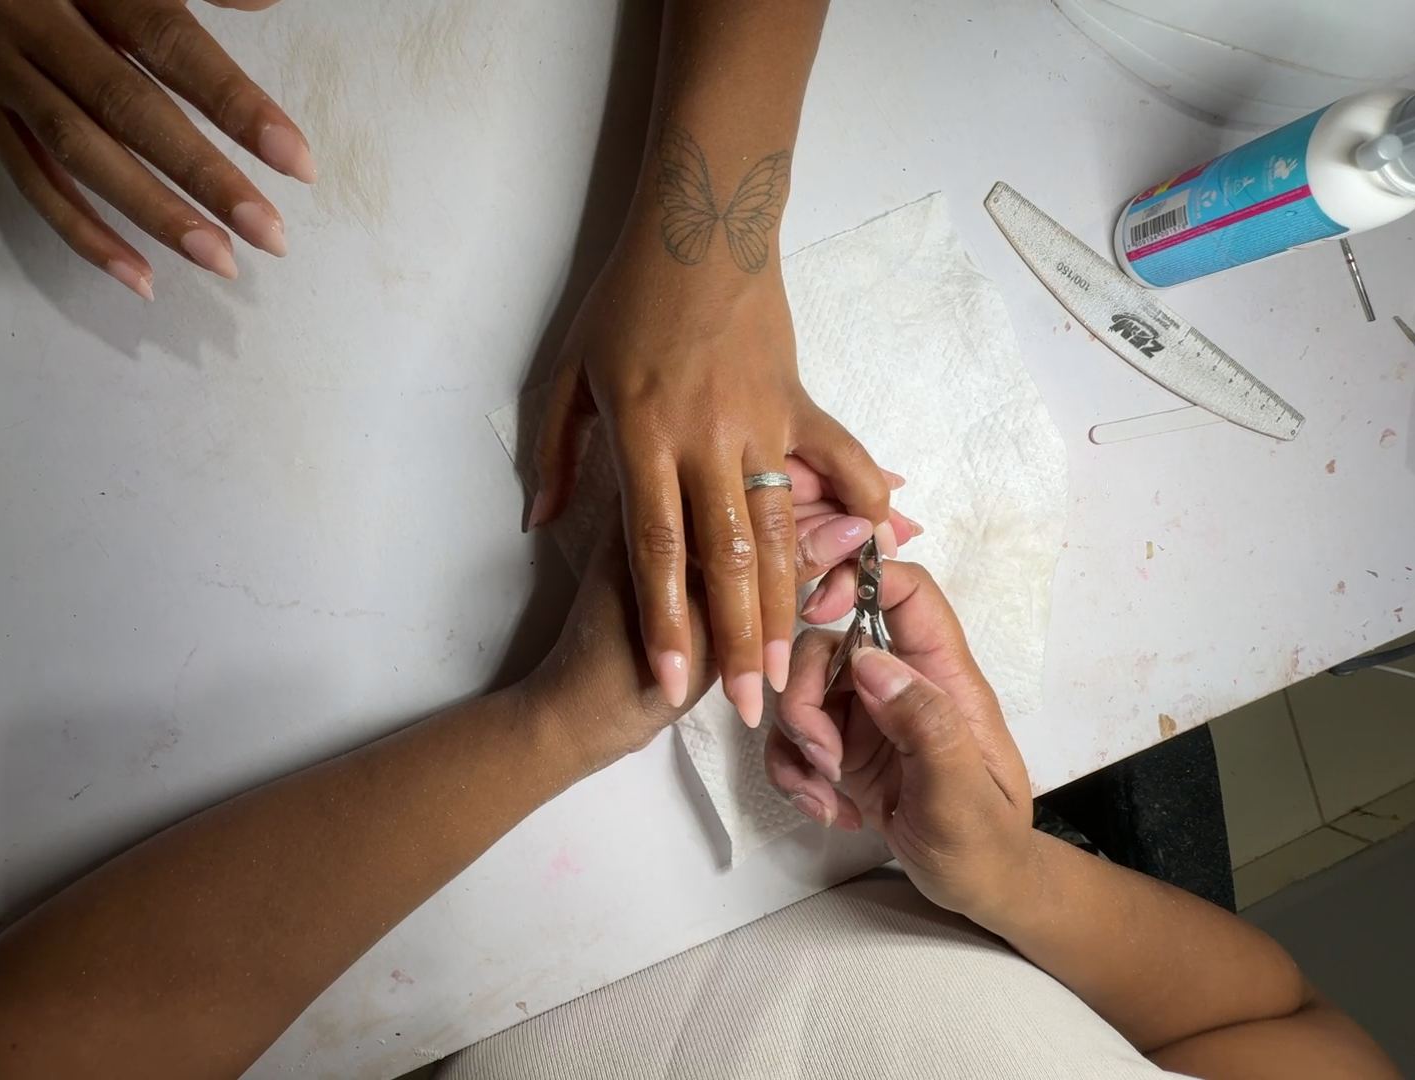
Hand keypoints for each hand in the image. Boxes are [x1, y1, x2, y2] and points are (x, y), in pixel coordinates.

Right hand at [0, 0, 315, 298]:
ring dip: (154, 215)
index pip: (170, 43)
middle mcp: (32, 18)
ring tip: (221, 261)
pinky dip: (84, 234)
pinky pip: (28, 179)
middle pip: (128, 108)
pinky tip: (142, 278)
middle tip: (270, 236)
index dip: (237, 107)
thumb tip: (268, 0)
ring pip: (79, 151)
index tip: (300, 166)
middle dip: (205, 178)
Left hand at [530, 239, 894, 728]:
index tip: (675, 684)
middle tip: (755, 702)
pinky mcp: (797, 400)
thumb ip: (555, 455)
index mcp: (642, 437)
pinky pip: (837, 454)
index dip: (665, 623)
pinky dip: (861, 494)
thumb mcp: (569, 373)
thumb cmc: (625, 298)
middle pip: (723, 557)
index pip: (654, 549)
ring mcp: (759, 421)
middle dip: (739, 638)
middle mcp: (703, 439)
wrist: (698, 220)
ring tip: (799, 657)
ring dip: (791, 596)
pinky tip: (877, 541)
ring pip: (778, 526)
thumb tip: (537, 521)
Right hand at [767, 561, 1032, 921]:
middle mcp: (895, 682)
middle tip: (826, 759)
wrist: (975, 887)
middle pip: (824, 646)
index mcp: (941, 675)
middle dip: (805, 700)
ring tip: (827, 796)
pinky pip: (788, 738)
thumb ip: (926, 724)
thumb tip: (869, 660)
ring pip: (796, 693)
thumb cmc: (985, 842)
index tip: (817, 610)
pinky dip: (792, 773)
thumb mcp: (963, 794)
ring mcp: (860, 713)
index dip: (859, 579)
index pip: (906, 593)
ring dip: (797, 745)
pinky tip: (827, 809)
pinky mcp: (835, 745)